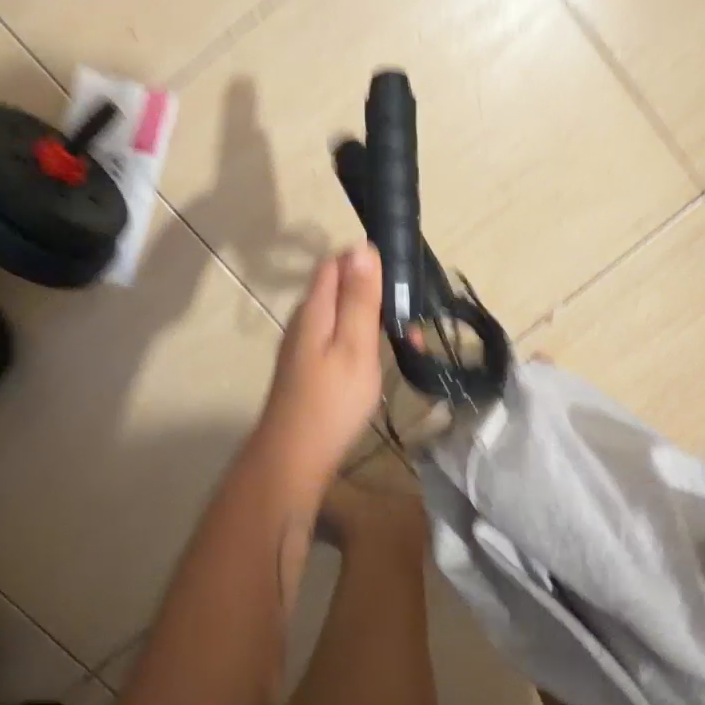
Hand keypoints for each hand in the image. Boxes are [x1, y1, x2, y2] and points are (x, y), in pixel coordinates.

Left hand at [252, 242, 385, 494]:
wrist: (293, 458)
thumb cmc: (332, 401)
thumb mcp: (355, 345)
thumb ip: (359, 298)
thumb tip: (362, 246)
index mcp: (315, 307)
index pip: (337, 262)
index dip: (367, 261)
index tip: (402, 279)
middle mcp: (305, 318)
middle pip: (340, 286)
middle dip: (376, 293)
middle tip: (411, 322)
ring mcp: (303, 343)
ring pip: (341, 314)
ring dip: (373, 319)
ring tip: (406, 342)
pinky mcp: (308, 365)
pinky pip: (337, 336)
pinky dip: (361, 340)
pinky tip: (378, 361)